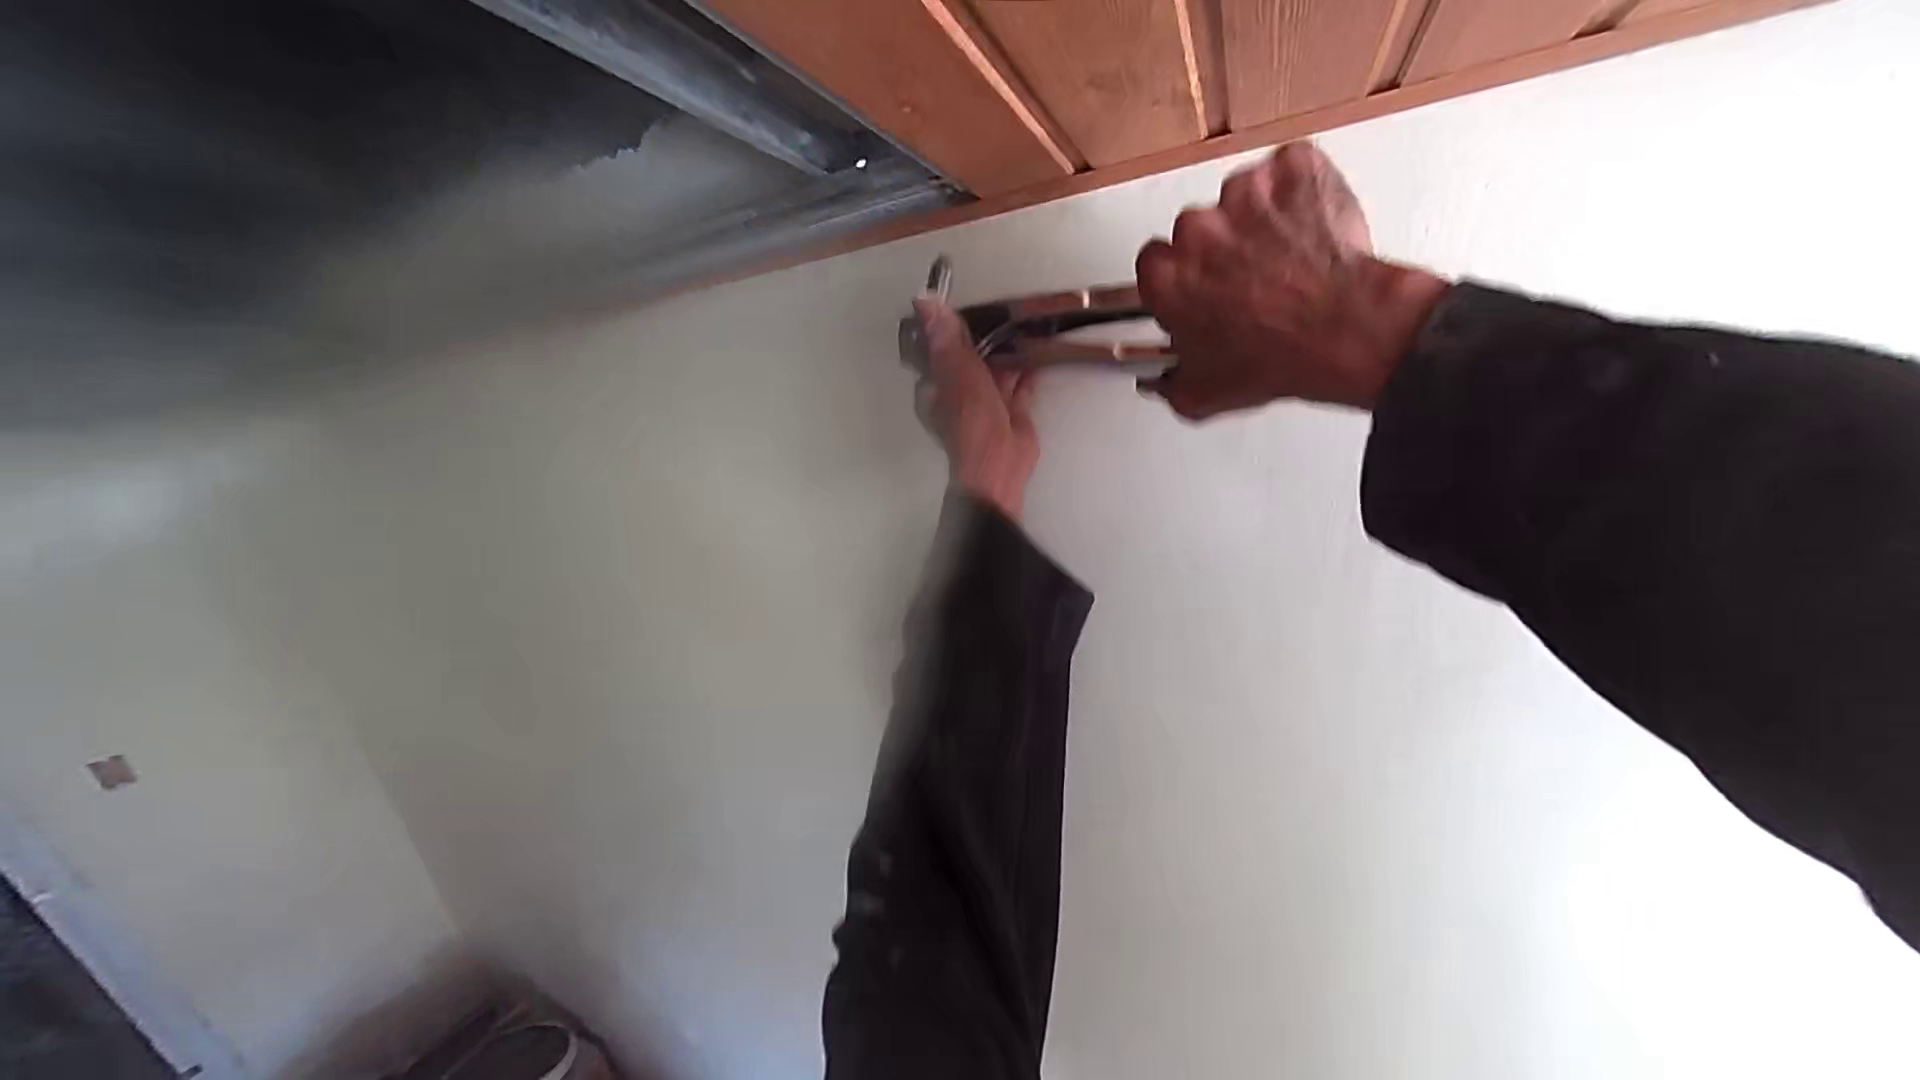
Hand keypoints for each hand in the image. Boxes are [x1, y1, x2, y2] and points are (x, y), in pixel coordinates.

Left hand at [914, 298, 1039, 520]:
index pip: (938, 349)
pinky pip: (1019, 383)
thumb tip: (923, 300)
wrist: (1000, 463)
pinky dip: (1027, 367)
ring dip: (1007, 349)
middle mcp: (959, 393)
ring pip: (995, 368)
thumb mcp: (957, 372)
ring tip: (1023, 318)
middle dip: (983, 335)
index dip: (948, 326)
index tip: (961, 297)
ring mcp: (986, 402)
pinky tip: (1038, 347)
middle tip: (1000, 303)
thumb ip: (946, 338)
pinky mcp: (1012, 410)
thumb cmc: (972, 421)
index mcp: (937, 385)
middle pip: (969, 357)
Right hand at [1135, 141, 1448, 417]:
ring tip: (1282, 257)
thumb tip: (1166, 381)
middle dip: (1216, 250)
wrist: (1341, 331)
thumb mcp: (1199, 393)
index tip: (1194, 291)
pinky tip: (1305, 226)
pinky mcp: (1292, 171)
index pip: (1153, 265)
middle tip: (1245, 280)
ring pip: (1240, 199)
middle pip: (1194, 230)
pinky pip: (1287, 171)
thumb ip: (1167, 380)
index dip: (1178, 279)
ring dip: (1256, 221)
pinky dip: (1296, 192)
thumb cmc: (1273, 356)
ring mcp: (1244, 195)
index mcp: (1165, 277)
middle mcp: (1195, 229)